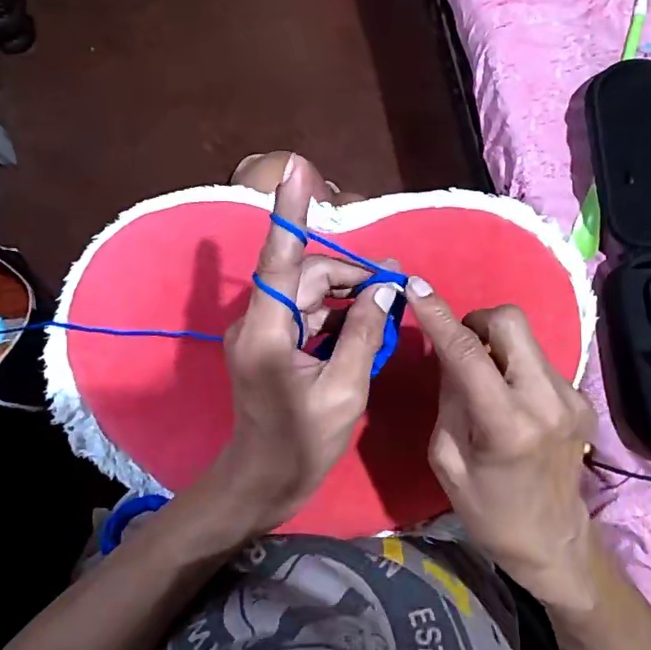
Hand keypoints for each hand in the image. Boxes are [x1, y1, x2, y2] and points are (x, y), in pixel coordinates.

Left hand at [188, 154, 396, 538]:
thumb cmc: (303, 443)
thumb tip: (384, 290)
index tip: (297, 168)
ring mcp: (259, 332)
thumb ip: (363, 334)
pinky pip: (305, 314)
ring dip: (345, 296)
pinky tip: (364, 326)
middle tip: (394, 289)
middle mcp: (256, 322)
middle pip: (304, 276)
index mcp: (267, 332)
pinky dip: (335, 315)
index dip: (291, 212)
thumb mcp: (344, 390)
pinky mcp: (267, 343)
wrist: (262, 481)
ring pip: (307, 294)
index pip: (279, 258)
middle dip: (350, 277)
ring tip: (386, 306)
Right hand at [403, 279, 601, 607]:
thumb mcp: (447, 458)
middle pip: (510, 322)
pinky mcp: (582, 399)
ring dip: (497, 345)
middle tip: (459, 345)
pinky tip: (509, 396)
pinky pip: (539, 360)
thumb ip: (449, 397)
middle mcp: (546, 401)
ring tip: (483, 377)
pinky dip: (515, 365)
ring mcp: (571, 397)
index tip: (417, 287)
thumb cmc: (488, 509)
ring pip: (527, 337)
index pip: (466, 353)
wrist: (553, 539)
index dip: (438, 315)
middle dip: (477, 321)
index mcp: (507, 425)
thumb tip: (449, 350)